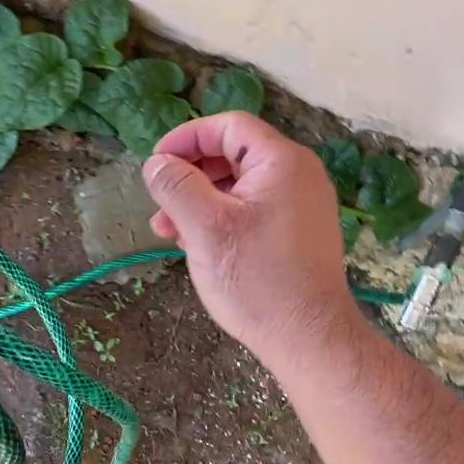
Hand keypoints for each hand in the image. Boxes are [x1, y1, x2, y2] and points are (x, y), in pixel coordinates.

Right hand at [143, 111, 359, 360]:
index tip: (156, 163)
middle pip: (234, 154)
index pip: (229, 126)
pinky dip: (222, 219)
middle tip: (160, 204)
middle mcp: (298, 175)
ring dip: (200, 201)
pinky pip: (253, 210)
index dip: (187, 137)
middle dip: (190, 175)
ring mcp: (302, 205)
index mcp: (282, 161)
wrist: (308, 337)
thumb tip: (157, 163)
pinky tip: (199, 246)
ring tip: (170, 232)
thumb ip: (176, 185)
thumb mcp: (205, 227)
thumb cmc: (256, 279)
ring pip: (240, 186)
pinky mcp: (298, 233)